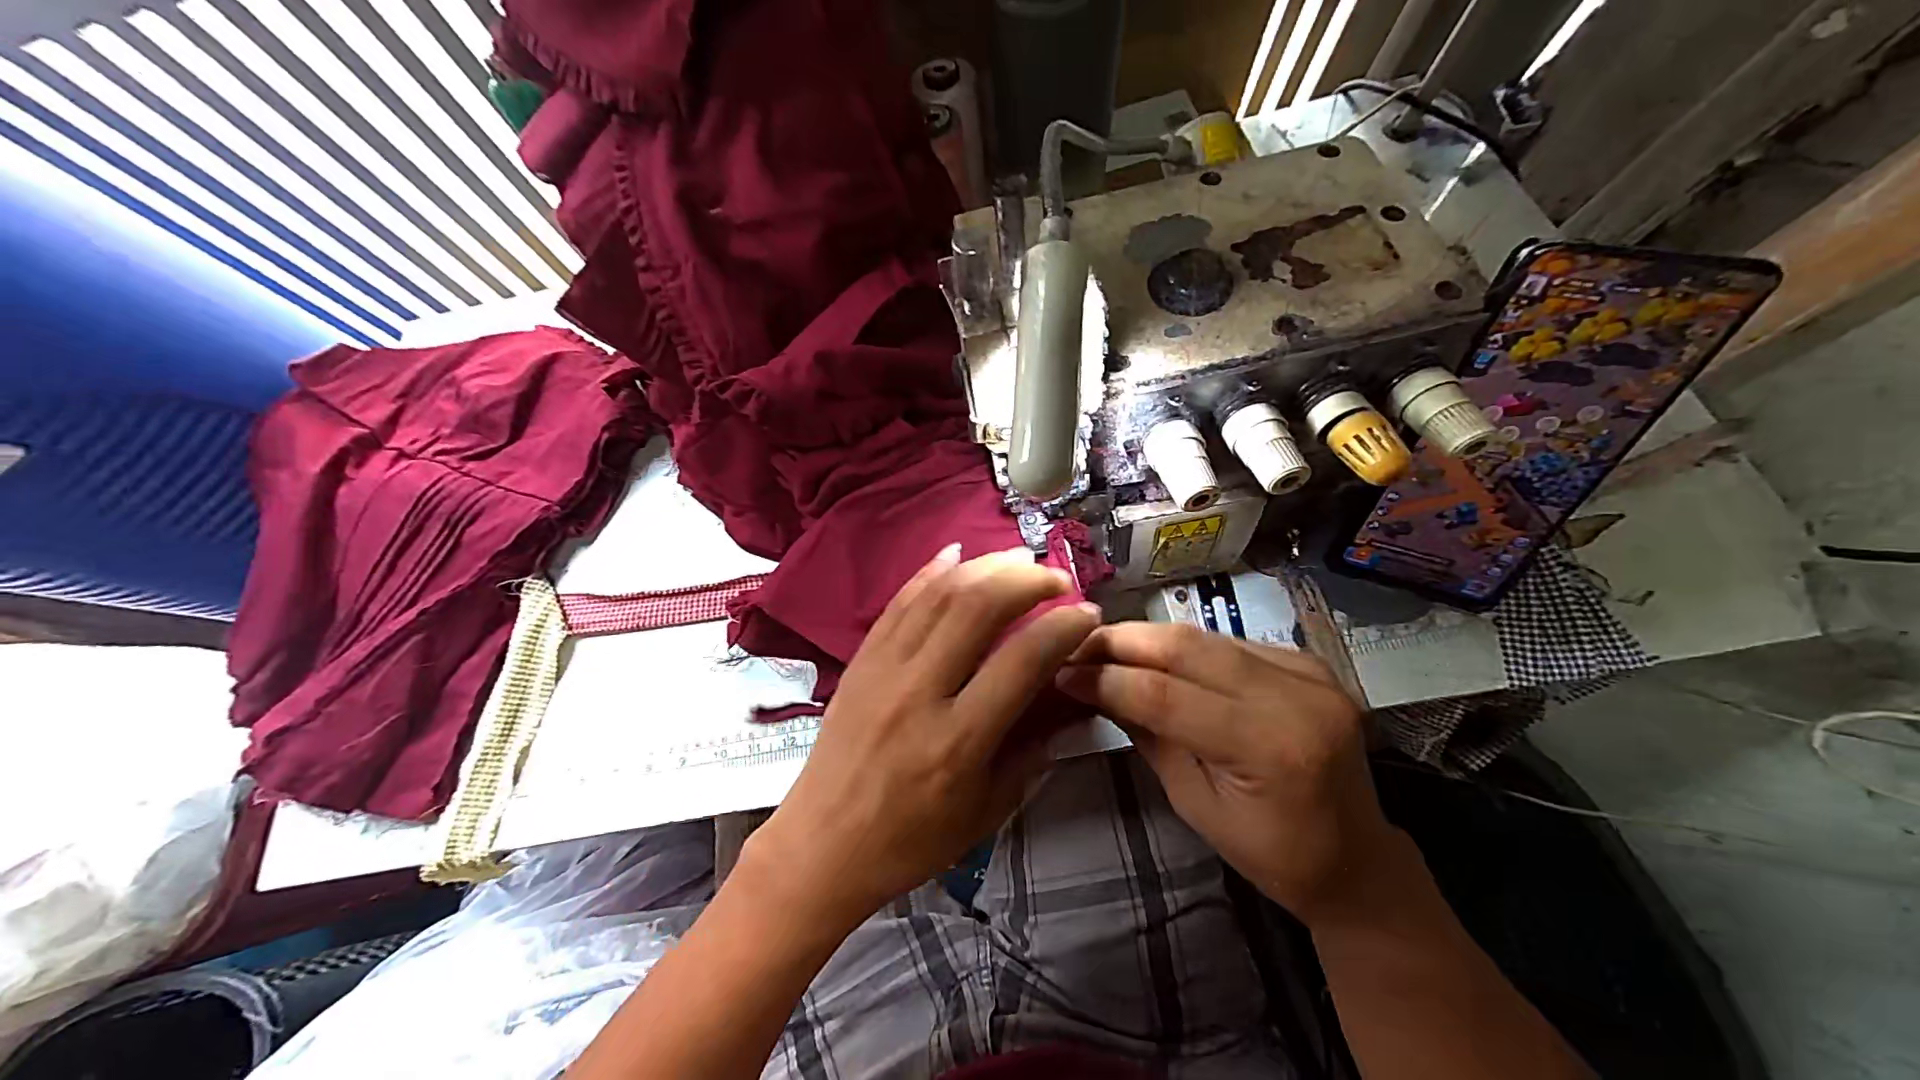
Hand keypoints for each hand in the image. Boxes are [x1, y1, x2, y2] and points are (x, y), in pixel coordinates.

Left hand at [744, 545, 1099, 929]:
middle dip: (1026, 581)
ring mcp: (883, 670)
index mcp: (958, 739)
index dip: (1064, 627)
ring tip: (1018, 559)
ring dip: (984, 567)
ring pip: (938, 595)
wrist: (822, 846)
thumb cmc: (910, 840)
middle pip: (978, 608)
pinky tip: (956, 554)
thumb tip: (1068, 702)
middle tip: (1056, 578)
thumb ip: (1031, 752)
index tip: (1089, 615)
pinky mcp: (861, 661)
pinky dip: (930, 572)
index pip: (1023, 660)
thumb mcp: (985, 811)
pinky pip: (898, 603)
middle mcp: (919, 692)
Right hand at [1056, 622, 1399, 925]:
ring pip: (1207, 636)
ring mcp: (1309, 673)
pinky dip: (1188, 647)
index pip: (1165, 694)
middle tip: (1076, 646)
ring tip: (1106, 647)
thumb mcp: (1194, 804)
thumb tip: (1094, 688)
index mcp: (1268, 747)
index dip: (1105, 678)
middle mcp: (1295, 697)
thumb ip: (1148, 735)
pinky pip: (1232, 643)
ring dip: (1149, 638)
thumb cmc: (1271, 852)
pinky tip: (1160, 657)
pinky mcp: (1311, 662)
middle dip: (1121, 641)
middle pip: (1186, 647)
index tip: (1061, 673)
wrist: (1357, 858)